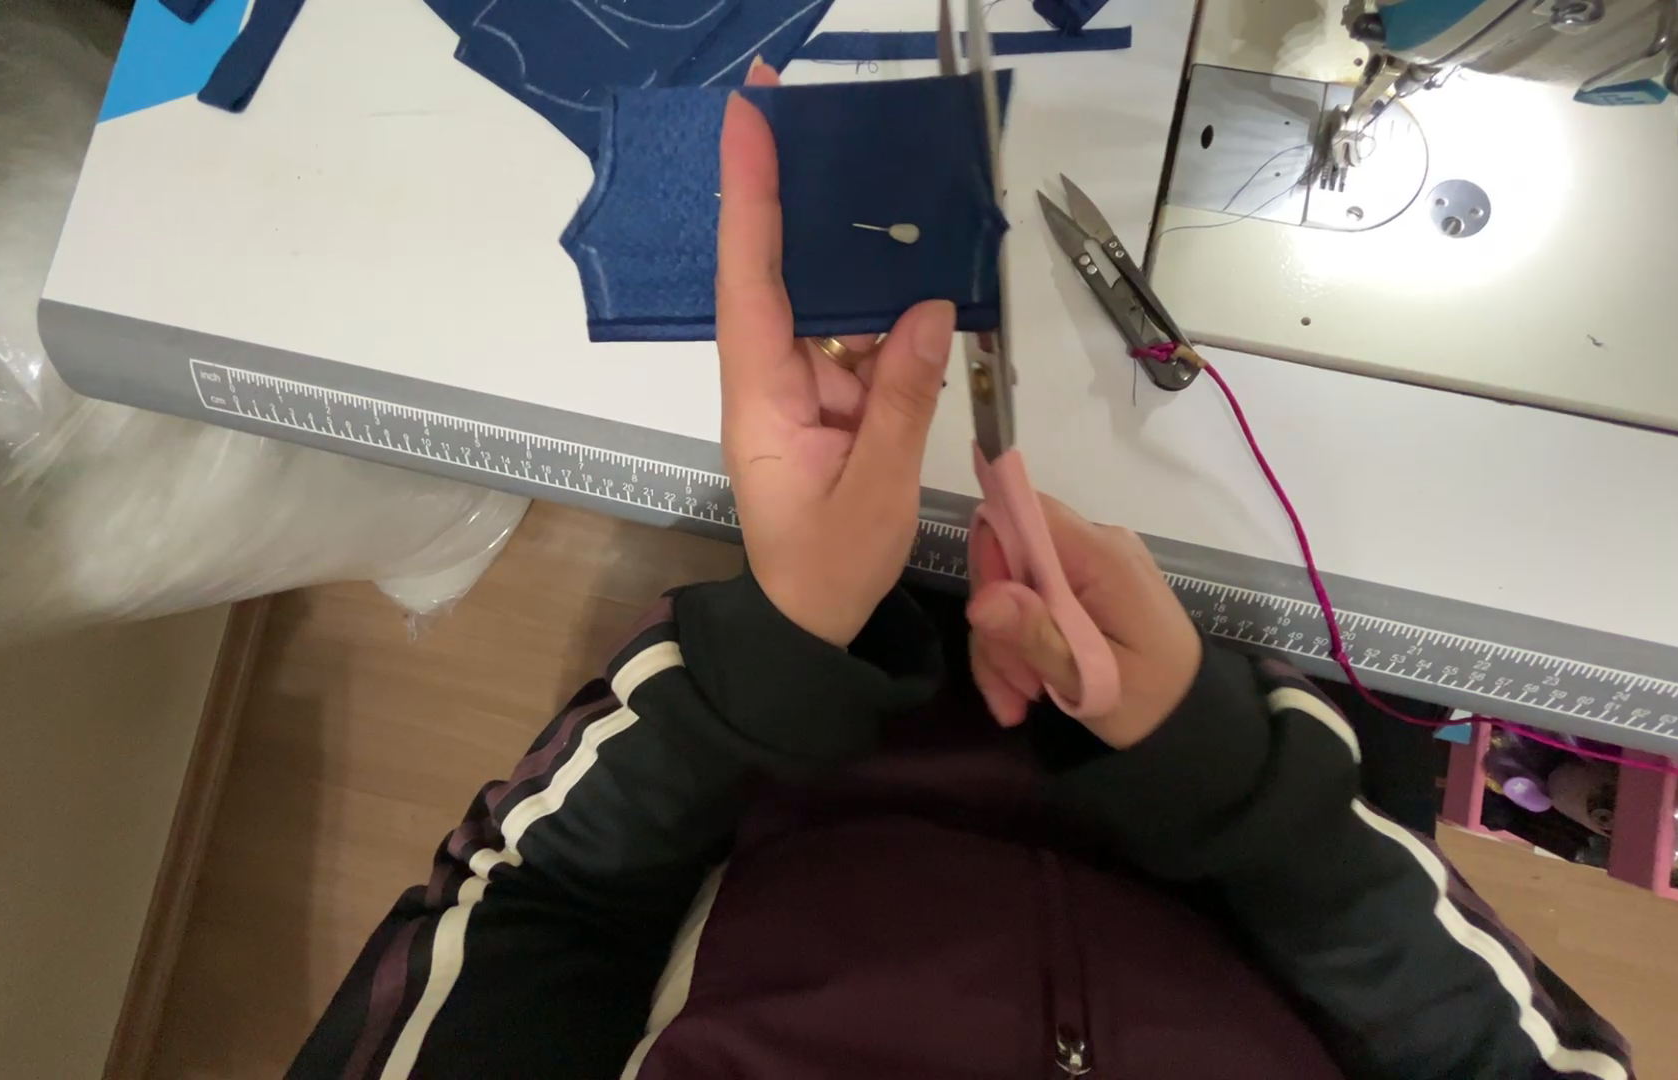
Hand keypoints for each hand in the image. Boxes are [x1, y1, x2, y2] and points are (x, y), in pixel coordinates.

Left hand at [717, 63, 956, 646]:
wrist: (811, 617)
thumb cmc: (829, 567)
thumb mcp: (875, 490)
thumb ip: (901, 401)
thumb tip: (928, 309)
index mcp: (762, 400)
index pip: (749, 284)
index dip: (749, 199)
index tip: (750, 119)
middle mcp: (771, 380)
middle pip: (776, 276)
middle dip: (788, 197)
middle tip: (812, 115)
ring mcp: (801, 389)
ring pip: (821, 304)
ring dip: (845, 248)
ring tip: (876, 174)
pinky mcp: (829, 403)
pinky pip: (853, 342)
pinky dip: (881, 310)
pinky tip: (913, 270)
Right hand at [967, 495, 1202, 748]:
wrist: (1192, 716)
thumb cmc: (1149, 700)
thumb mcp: (1086, 680)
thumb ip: (1034, 635)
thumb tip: (980, 601)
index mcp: (1100, 556)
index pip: (1023, 512)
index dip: (991, 553)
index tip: (991, 615)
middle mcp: (1092, 546)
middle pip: (1007, 558)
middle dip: (995, 621)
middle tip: (1013, 681)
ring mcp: (1085, 566)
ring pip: (1009, 590)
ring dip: (1004, 647)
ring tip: (1020, 697)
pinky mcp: (1079, 586)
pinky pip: (1027, 603)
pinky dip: (1017, 646)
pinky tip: (1024, 690)